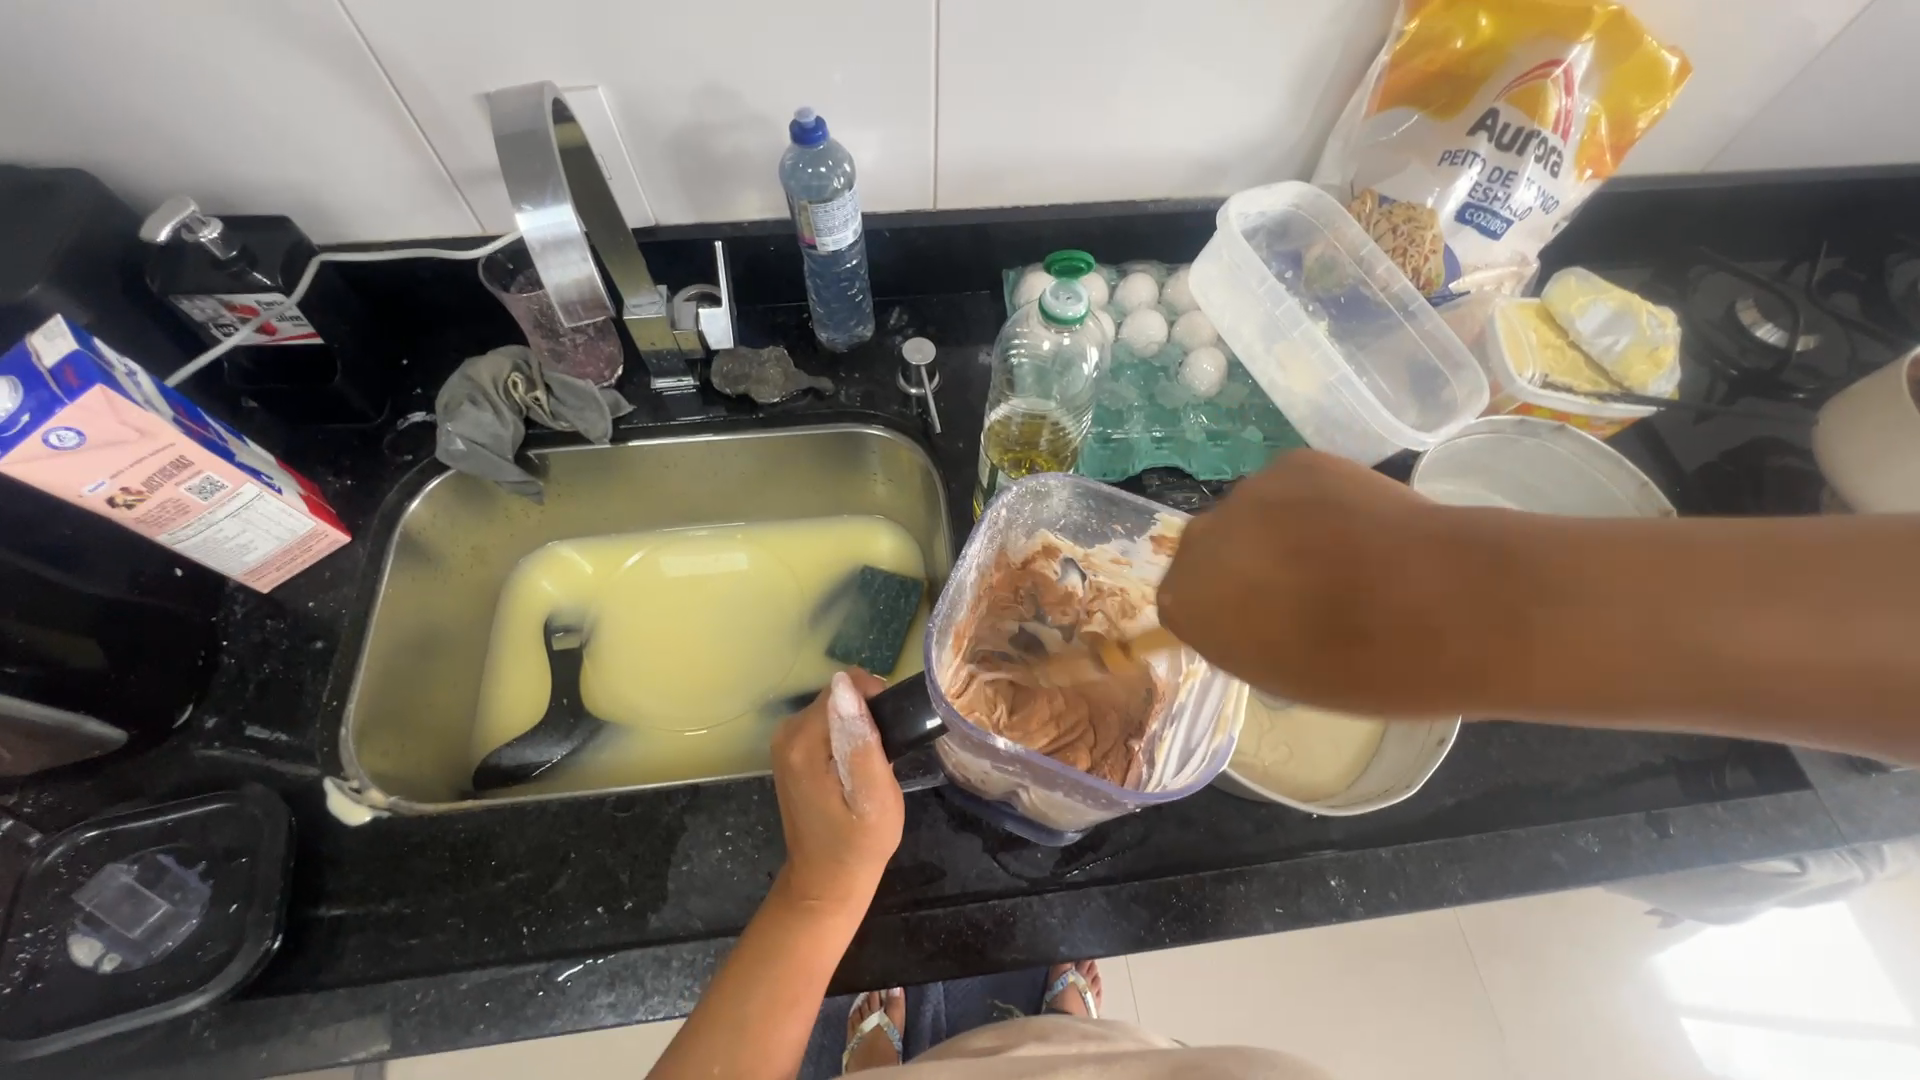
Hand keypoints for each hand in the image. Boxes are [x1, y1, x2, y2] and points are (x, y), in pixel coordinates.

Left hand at [769, 670, 904, 912]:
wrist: (826, 881)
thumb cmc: (859, 842)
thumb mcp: (874, 794)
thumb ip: (861, 737)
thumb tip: (844, 683)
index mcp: (803, 741)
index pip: (844, 686)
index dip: (875, 702)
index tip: (889, 735)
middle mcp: (786, 734)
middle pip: (837, 697)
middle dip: (866, 716)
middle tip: (882, 758)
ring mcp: (784, 744)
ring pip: (833, 710)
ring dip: (857, 729)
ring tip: (871, 767)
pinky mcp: (790, 754)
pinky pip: (825, 726)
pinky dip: (845, 739)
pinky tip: (855, 771)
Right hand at [1158, 450, 1513, 716]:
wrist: (1438, 605)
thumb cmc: (1357, 667)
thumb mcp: (1279, 674)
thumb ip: (1241, 635)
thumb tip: (1256, 612)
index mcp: (1185, 602)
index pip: (1189, 602)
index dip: (1228, 611)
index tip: (1266, 624)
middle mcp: (1199, 542)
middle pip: (1213, 551)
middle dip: (1245, 564)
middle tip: (1303, 590)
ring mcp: (1245, 495)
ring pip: (1254, 515)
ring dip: (1282, 530)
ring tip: (1344, 556)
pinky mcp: (1294, 463)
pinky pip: (1294, 486)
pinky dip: (1319, 501)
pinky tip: (1360, 526)